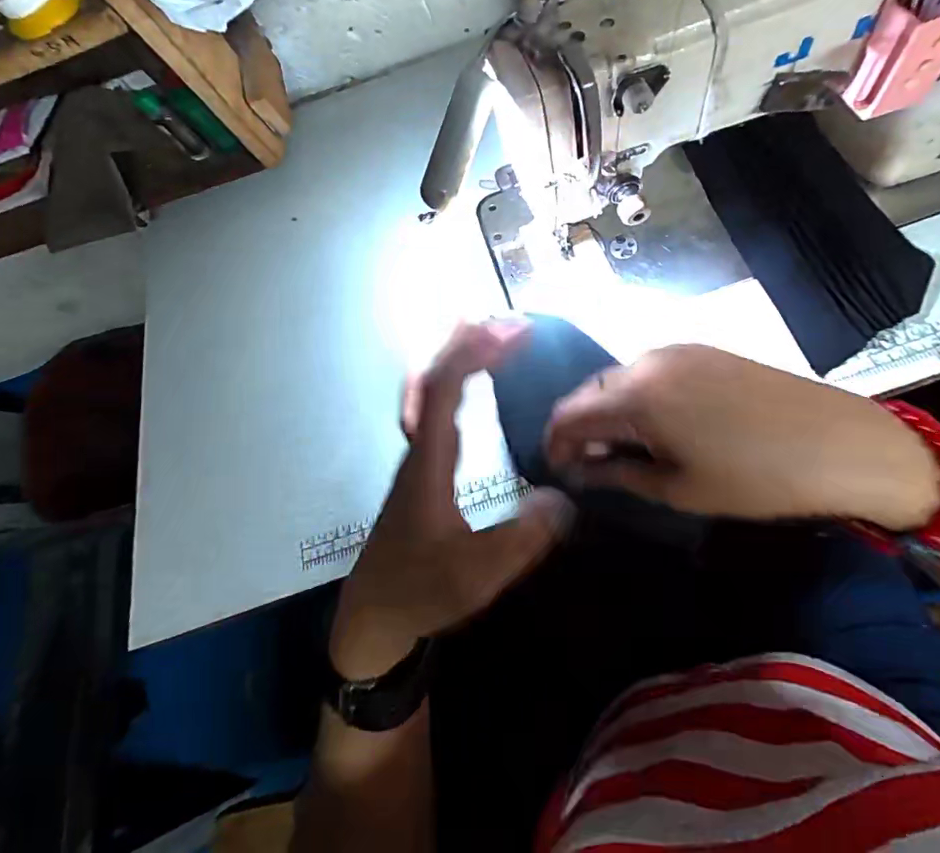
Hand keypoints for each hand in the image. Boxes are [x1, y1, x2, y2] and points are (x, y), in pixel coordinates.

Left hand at [330, 320, 570, 680]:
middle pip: (435, 378)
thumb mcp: (478, 573)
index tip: (513, 335)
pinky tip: (478, 379)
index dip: (475, 355)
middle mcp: (421, 451)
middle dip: (471, 343)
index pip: (443, 392)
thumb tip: (566, 496)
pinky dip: (460, 380)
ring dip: (464, 357)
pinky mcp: (427, 469)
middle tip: (515, 324)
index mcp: (429, 465)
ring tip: (500, 336)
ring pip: (434, 390)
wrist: (373, 616)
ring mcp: (421, 459)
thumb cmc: (420, 591)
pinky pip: (440, 406)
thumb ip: (523, 537)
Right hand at [543, 345, 939, 530]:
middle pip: (592, 389)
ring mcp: (681, 349)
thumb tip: (581, 470)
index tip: (556, 472)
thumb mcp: (680, 488)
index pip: (569, 414)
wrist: (837, 442)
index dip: (555, 444)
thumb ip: (620, 474)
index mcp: (637, 395)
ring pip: (622, 377)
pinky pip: (653, 370)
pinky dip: (639, 396)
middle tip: (587, 466)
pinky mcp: (706, 350)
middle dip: (579, 426)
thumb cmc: (755, 478)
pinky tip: (655, 424)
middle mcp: (650, 360)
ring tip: (622, 450)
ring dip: (610, 410)